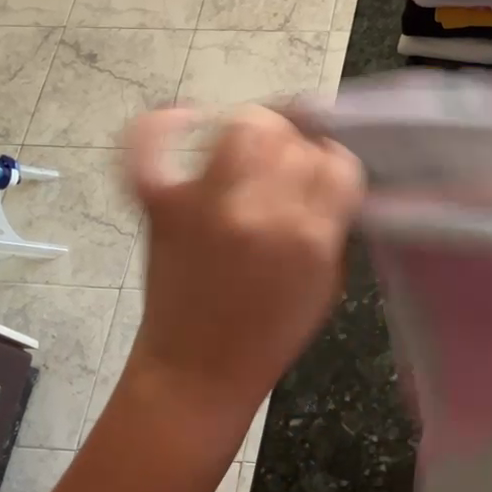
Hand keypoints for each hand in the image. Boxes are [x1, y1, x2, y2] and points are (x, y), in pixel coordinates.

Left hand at [121, 106, 362, 406]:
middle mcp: (260, 212)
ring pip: (242, 125)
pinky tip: (187, 118)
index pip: (338, 165)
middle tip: (292, 170)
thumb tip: (326, 178)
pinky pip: (152, 142)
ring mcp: (204, 203)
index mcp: (309, 238)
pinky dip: (165, 123)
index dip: (337, 167)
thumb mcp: (326, 285)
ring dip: (257, 132)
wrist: (197, 372)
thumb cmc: (271, 335)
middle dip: (300, 149)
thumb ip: (331, 226)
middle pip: (293, 138)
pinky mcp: (159, 203)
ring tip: (255, 154)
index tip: (328, 179)